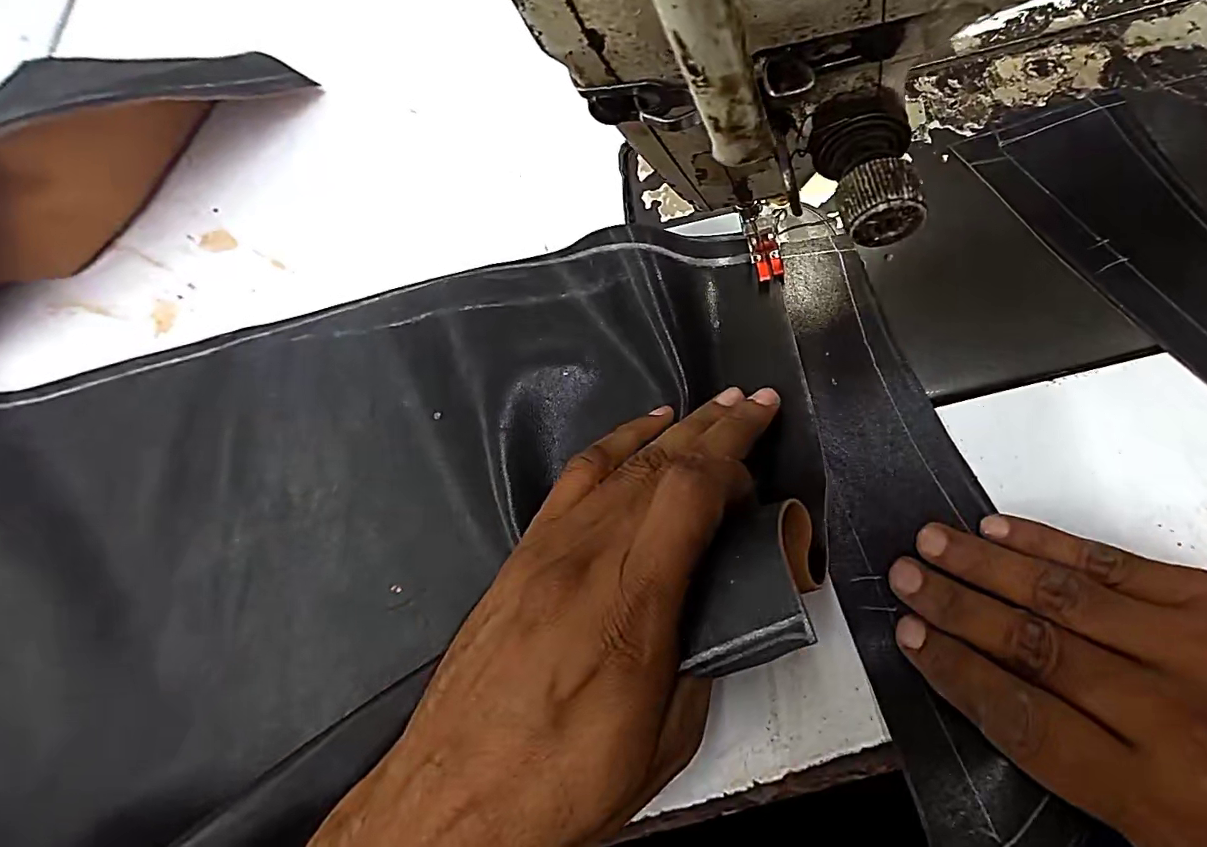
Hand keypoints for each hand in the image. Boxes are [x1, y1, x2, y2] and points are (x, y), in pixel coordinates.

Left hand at [311, 386, 781, 846]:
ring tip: (715, 405)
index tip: (761, 442)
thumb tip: (717, 606)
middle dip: (719, 424)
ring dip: (678, 425)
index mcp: (634, 599)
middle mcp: (590, 556)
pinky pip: (577, 475)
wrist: (445, 812)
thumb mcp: (666, 734)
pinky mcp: (524, 553)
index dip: (733, 454)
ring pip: (625, 460)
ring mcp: (551, 548)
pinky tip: (644, 426)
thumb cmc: (561, 780)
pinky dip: (618, 440)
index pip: (690, 491)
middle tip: (757, 400)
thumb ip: (702, 655)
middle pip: (664, 462)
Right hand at [889, 517, 1206, 846]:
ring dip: (988, 566)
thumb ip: (1096, 781)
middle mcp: (1171, 716)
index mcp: (1157, 798)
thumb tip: (1013, 710)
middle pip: (1033, 645)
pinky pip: (1118, 565)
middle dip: (957, 606)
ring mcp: (1200, 647)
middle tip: (906, 578)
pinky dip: (1053, 547)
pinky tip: (1007, 534)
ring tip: (936, 544)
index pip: (1023, 717)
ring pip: (1064, 596)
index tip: (916, 640)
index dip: (958, 672)